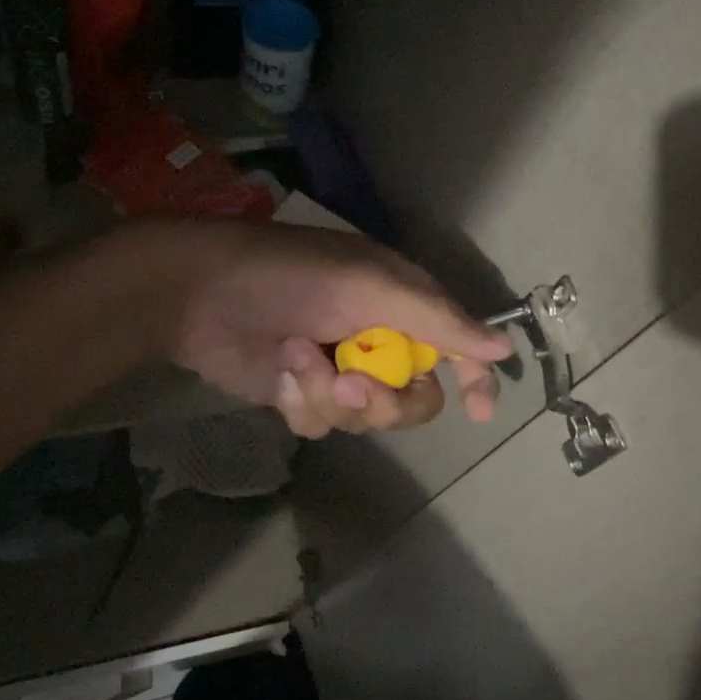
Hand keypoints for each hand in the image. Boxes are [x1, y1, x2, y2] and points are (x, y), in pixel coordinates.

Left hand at [119, 220, 514, 437]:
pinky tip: (278, 375)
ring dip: (331, 394)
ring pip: (367, 416)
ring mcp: (337, 368)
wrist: (197, 294)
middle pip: (413, 397)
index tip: (478, 409)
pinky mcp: (301, 392)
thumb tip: (503, 346)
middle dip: (384, 399)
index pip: (454, 344)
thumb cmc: (287, 277)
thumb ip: (436, 320)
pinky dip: (303, 402)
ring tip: (294, 360)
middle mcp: (374, 336)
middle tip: (352, 382)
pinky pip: (324, 422)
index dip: (472, 376)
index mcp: (398, 301)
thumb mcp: (367, 287)